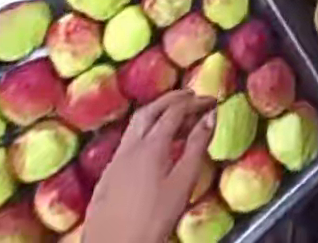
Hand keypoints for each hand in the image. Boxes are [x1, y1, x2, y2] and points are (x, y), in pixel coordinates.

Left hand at [83, 90, 217, 242]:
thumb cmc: (153, 221)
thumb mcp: (182, 183)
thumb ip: (197, 146)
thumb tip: (211, 116)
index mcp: (151, 145)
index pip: (175, 110)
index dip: (196, 102)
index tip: (213, 101)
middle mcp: (129, 148)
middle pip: (150, 110)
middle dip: (172, 99)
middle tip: (192, 97)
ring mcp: (114, 163)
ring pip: (135, 126)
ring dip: (157, 114)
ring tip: (176, 119)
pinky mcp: (105, 180)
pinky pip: (127, 143)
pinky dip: (145, 133)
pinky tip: (154, 149)